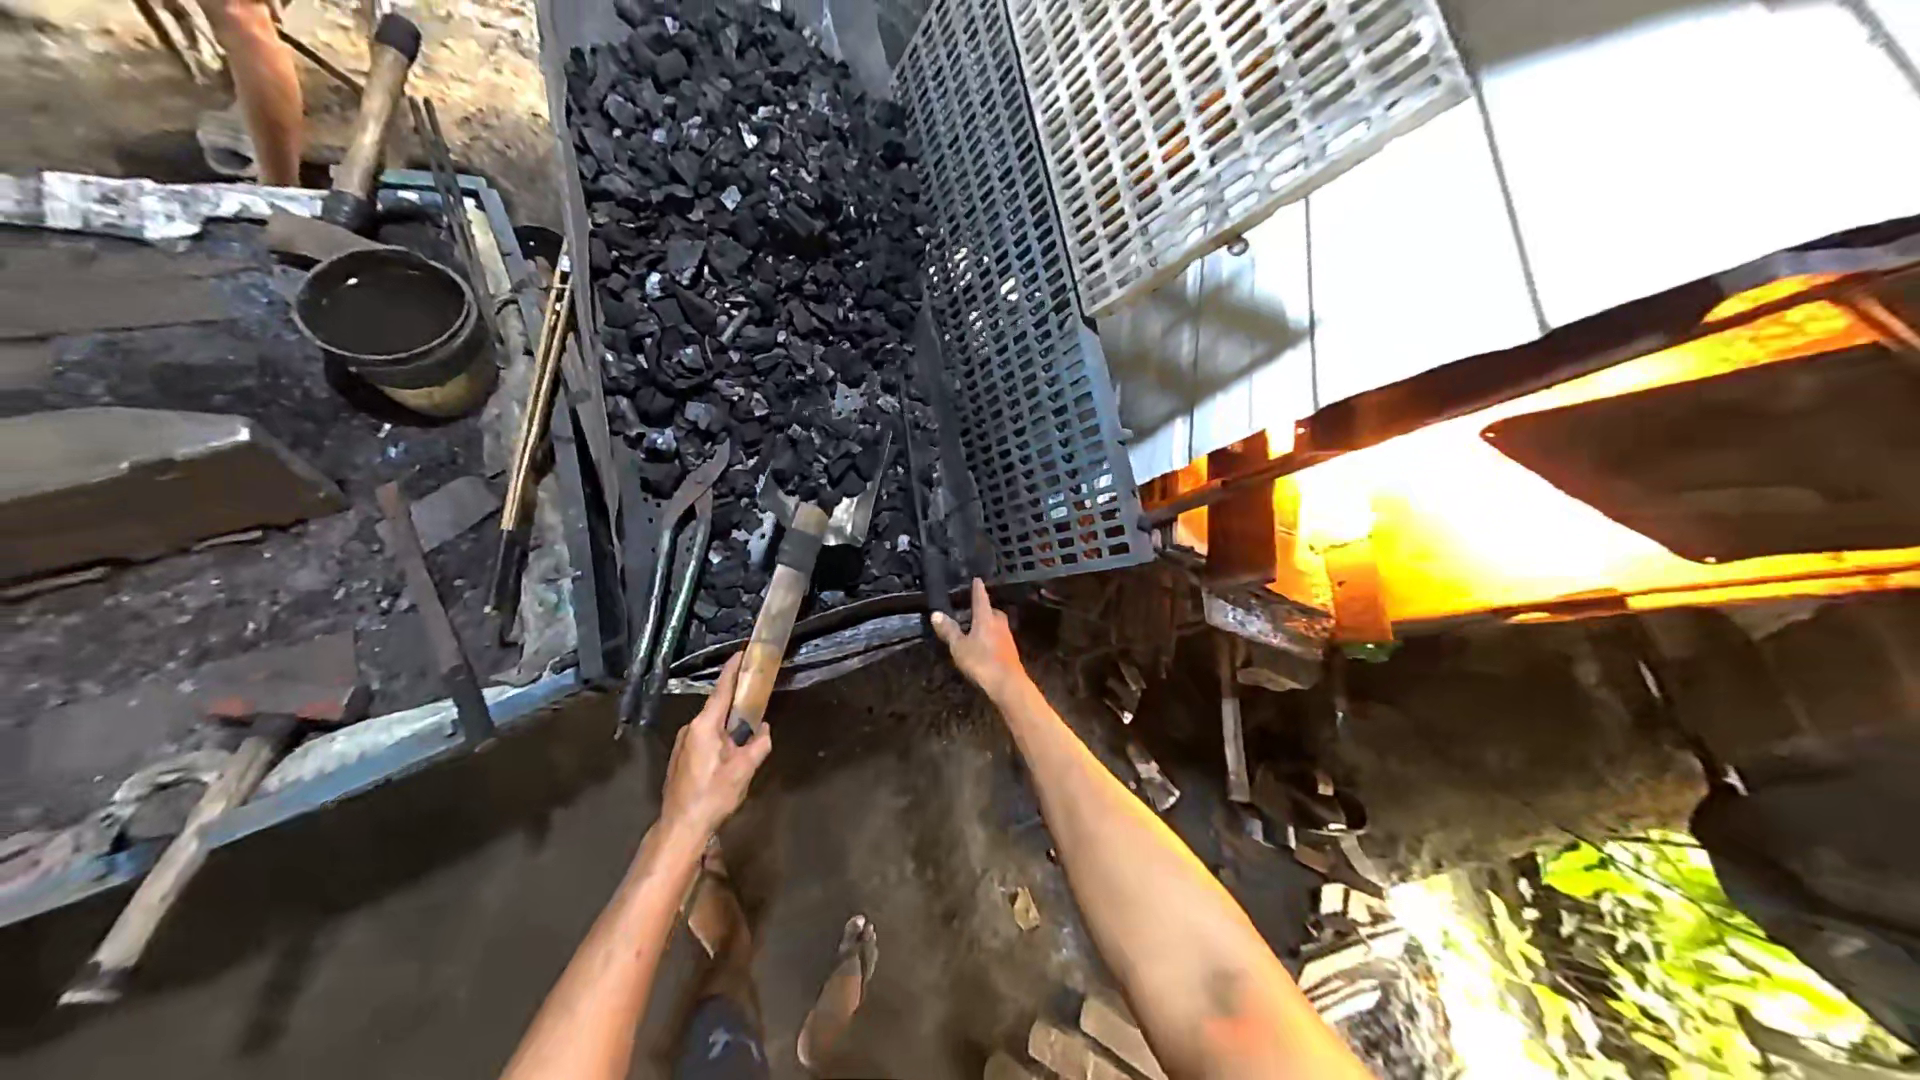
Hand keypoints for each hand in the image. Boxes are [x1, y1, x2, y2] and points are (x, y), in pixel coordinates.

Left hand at [659, 655, 770, 839]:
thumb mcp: (745, 769)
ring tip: (746, 736)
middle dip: (736, 703)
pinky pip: (704, 738)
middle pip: (717, 708)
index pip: (721, 690)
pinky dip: (719, 738)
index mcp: (705, 726)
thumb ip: (759, 744)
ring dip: (728, 726)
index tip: (742, 652)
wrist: (681, 827)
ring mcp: (682, 744)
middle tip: (755, 699)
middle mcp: (690, 729)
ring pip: (711, 726)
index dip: (732, 670)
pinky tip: (729, 755)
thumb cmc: (713, 795)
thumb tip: (763, 729)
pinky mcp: (680, 758)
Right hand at [931, 578, 1030, 701]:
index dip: (977, 588)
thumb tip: (936, 613)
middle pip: (992, 611)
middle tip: (974, 608)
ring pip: (997, 624)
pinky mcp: (1011, 651)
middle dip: (984, 608)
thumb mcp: (959, 646)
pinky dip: (992, 636)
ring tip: (977, 627)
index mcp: (986, 618)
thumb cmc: (981, 661)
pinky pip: (999, 637)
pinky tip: (986, 644)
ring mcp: (1007, 637)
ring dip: (989, 623)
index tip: (977, 579)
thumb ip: (949, 630)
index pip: (980, 598)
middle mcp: (999, 623)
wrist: (1008, 684)